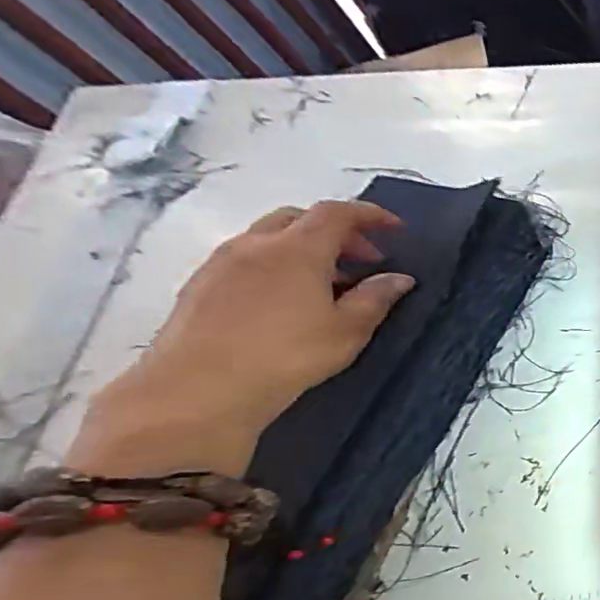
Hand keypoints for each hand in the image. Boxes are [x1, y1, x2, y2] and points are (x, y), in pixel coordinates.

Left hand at [75, 202, 414, 474]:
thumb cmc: (289, 354)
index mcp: (296, 249)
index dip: (369, 214)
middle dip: (338, 232)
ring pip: (271, 237)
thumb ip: (376, 298)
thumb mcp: (348, 329)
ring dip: (307, 249)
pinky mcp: (203, 284)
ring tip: (332, 283)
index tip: (395, 228)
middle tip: (366, 260)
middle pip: (299, 218)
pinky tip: (293, 299)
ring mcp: (222, 262)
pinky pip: (250, 258)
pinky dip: (281, 264)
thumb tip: (398, 278)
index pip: (336, 214)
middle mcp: (255, 245)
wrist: (201, 385)